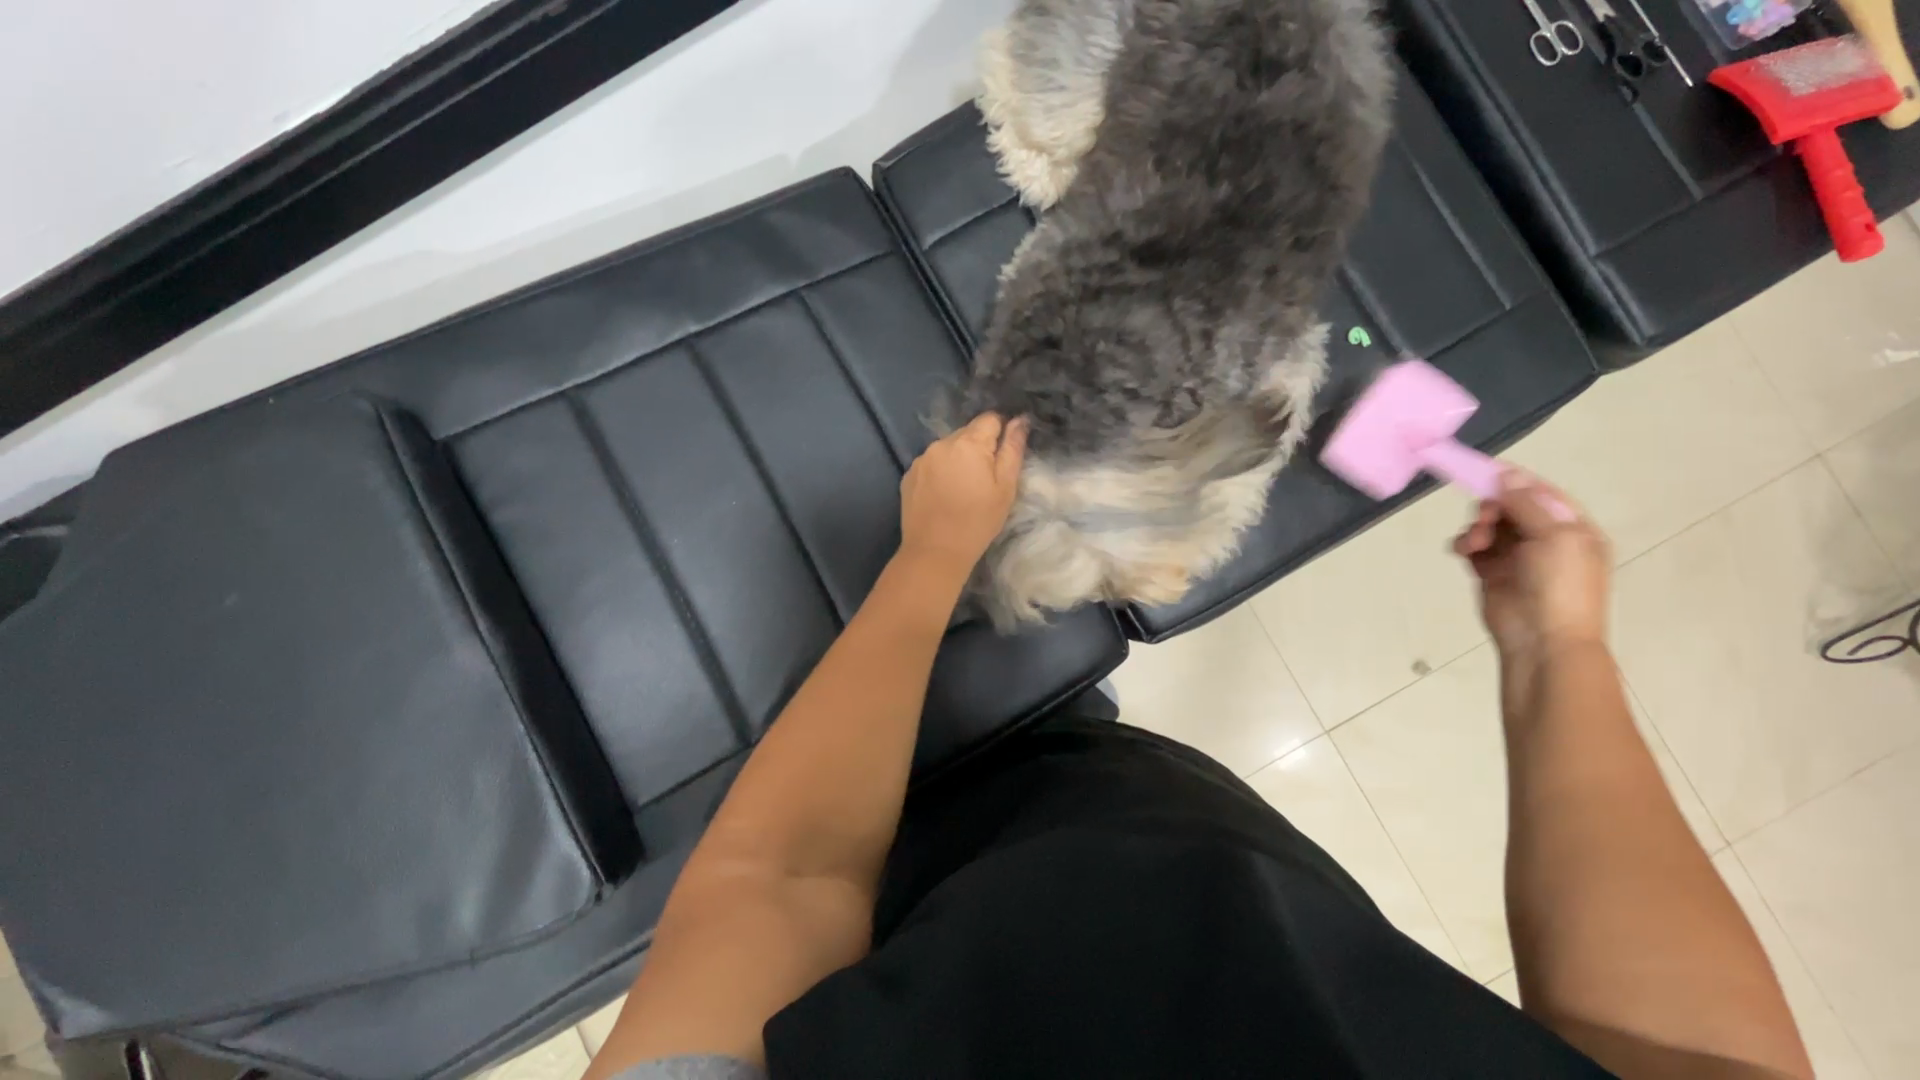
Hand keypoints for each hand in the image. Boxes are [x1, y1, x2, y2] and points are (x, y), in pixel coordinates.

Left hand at [898, 413, 1027, 580]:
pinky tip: (944, 495)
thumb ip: (1013, 449)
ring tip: (963, 488)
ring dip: (958, 459)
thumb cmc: (977, 521)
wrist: (935, 551)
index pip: (990, 418)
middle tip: (985, 478)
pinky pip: (931, 463)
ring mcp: (922, 459)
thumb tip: (1020, 420)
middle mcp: (942, 443)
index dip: (1001, 431)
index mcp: (968, 443)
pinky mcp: (909, 474)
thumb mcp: (1005, 487)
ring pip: (948, 448)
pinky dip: (941, 472)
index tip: (1003, 455)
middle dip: (979, 448)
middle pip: (967, 432)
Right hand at [1453, 470, 1611, 665]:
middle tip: (1486, 518)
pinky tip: (1464, 551)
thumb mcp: (1556, 537)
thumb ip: (1528, 504)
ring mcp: (1517, 557)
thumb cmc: (1561, 586)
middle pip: (1511, 507)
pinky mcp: (1491, 573)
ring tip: (1473, 544)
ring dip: (1477, 528)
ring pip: (1489, 526)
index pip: (1541, 494)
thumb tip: (1506, 475)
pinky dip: (1465, 545)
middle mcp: (1546, 539)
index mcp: (1572, 529)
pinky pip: (1473, 548)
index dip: (1515, 481)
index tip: (1485, 471)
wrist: (1543, 641)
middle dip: (1493, 508)